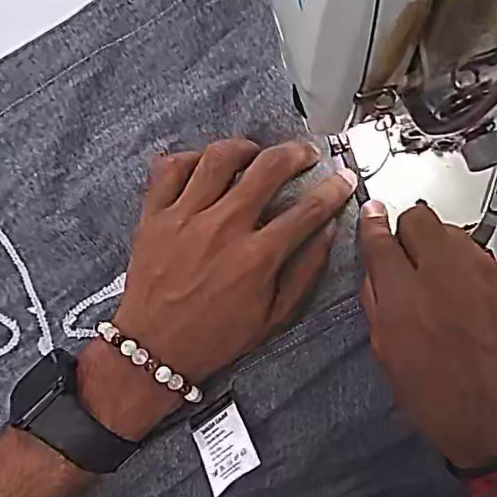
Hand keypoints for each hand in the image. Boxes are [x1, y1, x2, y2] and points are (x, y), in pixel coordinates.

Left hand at [78, 138, 355, 439]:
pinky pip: (171, 168)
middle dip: (297, 153)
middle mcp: (222, 229)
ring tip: (256, 152)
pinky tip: (206, 165)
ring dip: (247, 147)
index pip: (307, 209)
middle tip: (305, 154)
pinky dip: (192, 157)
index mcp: (256, 257)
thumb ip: (305, 273)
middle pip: (269, 168)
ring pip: (220, 157)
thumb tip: (326, 235)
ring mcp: (185, 218)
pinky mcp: (155, 216)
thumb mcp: (273, 317)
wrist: (156, 349)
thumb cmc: (214, 337)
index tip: (342, 180)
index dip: (333, 189)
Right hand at [358, 200, 496, 468]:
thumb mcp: (389, 356)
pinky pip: (485, 258)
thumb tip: (375, 274)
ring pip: (455, 232)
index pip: (380, 239)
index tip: (372, 217)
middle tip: (409, 250)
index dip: (372, 225)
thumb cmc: (444, 401)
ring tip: (443, 280)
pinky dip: (473, 270)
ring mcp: (484, 278)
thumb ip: (377, 305)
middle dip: (408, 230)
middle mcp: (444, 279)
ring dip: (442, 248)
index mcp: (404, 300)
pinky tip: (471, 298)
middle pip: (419, 218)